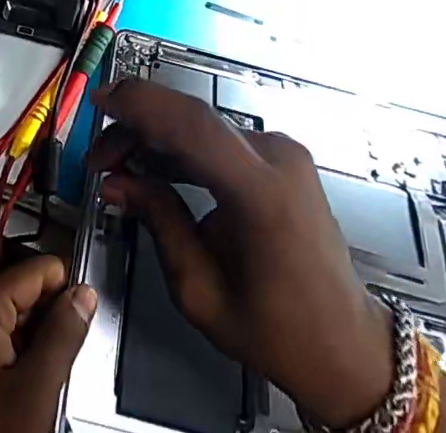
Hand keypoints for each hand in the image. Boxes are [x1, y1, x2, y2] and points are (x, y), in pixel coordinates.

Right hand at [89, 79, 394, 428]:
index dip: (141, 104)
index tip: (100, 100)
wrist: (346, 344)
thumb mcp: (200, 289)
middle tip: (98, 157)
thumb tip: (115, 183)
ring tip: (117, 165)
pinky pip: (218, 140)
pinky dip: (180, 147)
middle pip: (192, 119)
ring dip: (154, 138)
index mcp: (263, 195)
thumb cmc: (278, 331)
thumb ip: (158, 221)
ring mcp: (281, 154)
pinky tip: (152, 166)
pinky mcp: (277, 158)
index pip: (193, 126)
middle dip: (136, 127)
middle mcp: (278, 160)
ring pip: (201, 126)